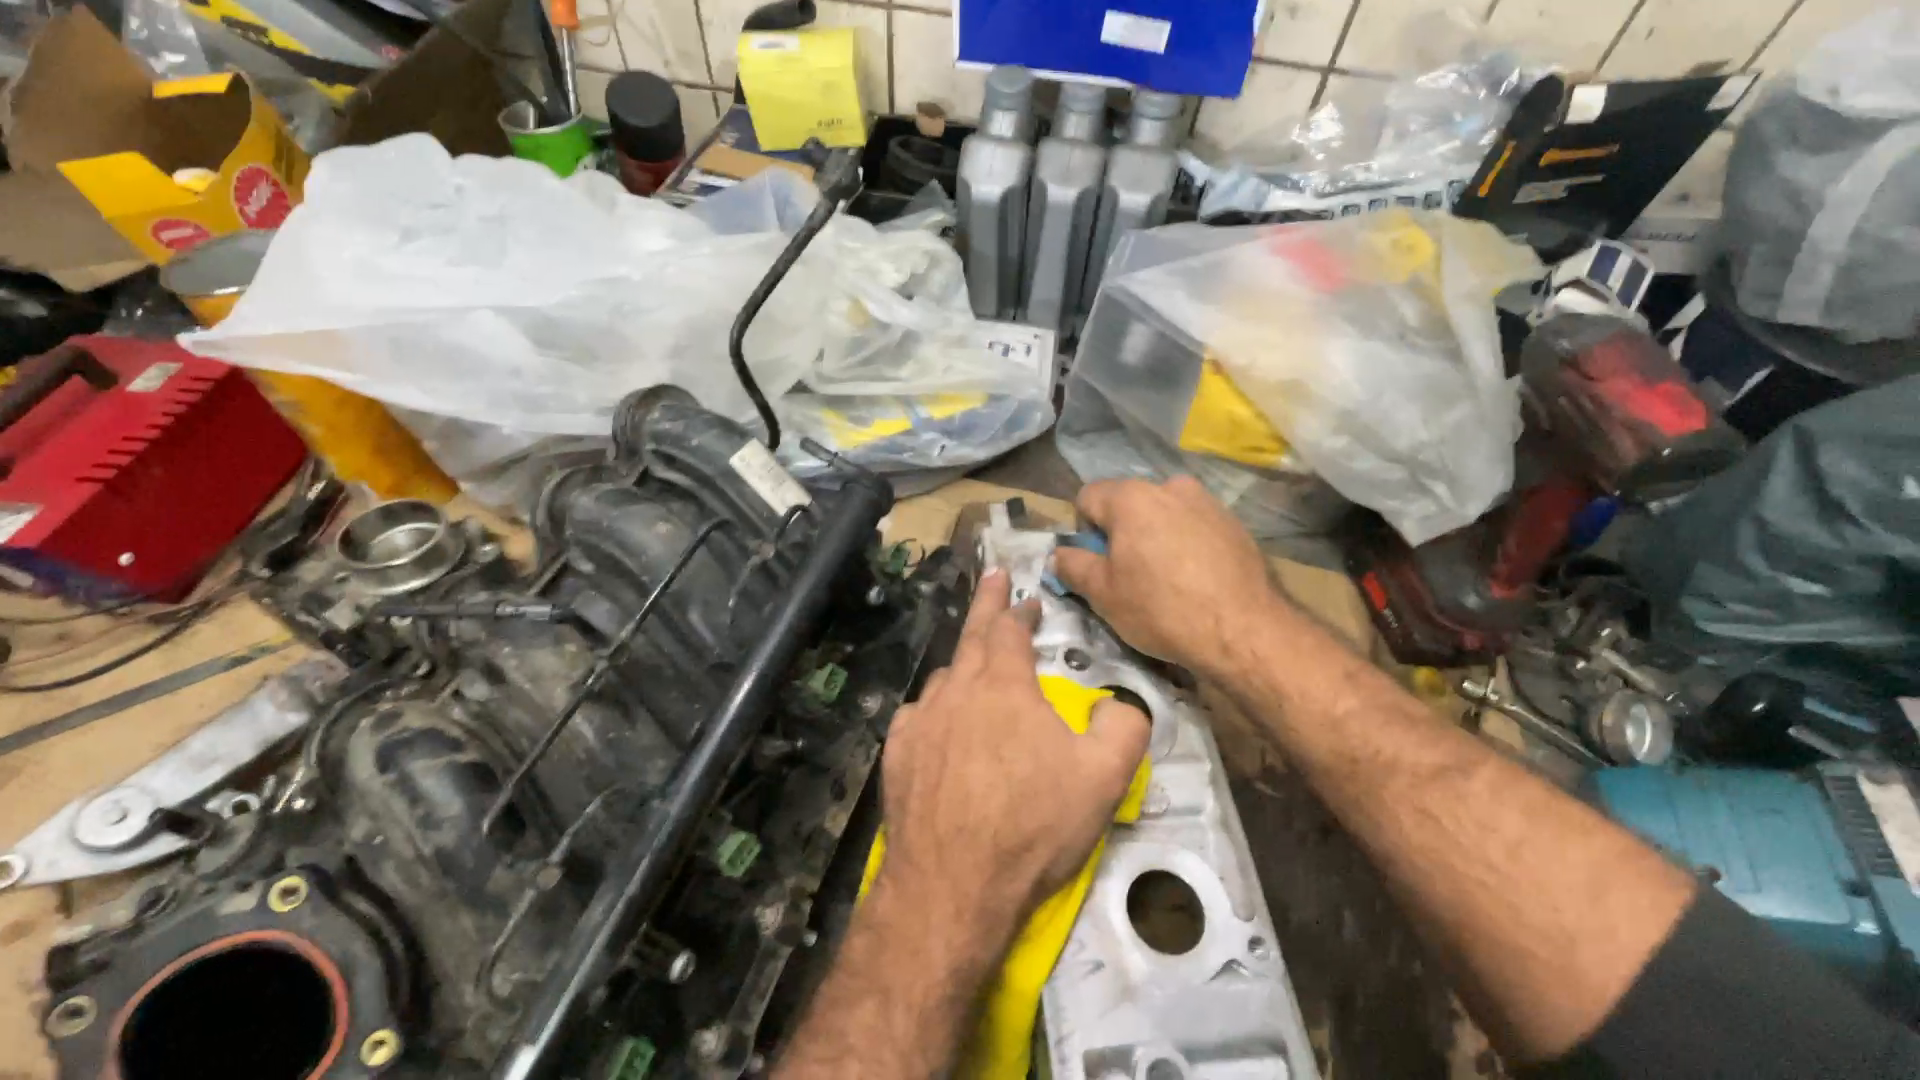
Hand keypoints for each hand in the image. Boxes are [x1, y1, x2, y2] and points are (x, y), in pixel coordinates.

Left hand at [877, 568, 1149, 932]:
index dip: (1020, 610)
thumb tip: (1118, 700)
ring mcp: (920, 722)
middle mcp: (956, 692)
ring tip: (974, 662)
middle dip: (985, 603)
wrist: (954, 883)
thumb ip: (1124, 724)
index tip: (1028, 599)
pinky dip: (935, 709)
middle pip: (971, 636)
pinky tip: (940, 723)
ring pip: (943, 678)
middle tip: (991, 577)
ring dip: (962, 663)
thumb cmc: (1033, 825)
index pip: (1009, 629)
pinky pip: (918, 717)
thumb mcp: (1104, 777)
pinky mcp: (897, 755)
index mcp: (1003, 686)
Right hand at [1053, 476, 1286, 673]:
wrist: (1244, 630)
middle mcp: (1170, 487)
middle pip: (1129, 504)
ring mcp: (1208, 503)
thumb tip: (1061, 554)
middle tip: (1130, 577)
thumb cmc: (1162, 609)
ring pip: (1165, 514)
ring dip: (1157, 538)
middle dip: (1122, 533)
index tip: (1097, 564)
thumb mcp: (1103, 595)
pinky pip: (1196, 527)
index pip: (1088, 497)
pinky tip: (1196, 581)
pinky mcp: (1235, 524)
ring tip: (1167, 581)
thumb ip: (1074, 566)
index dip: (1083, 531)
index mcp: (1132, 498)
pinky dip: (1188, 546)